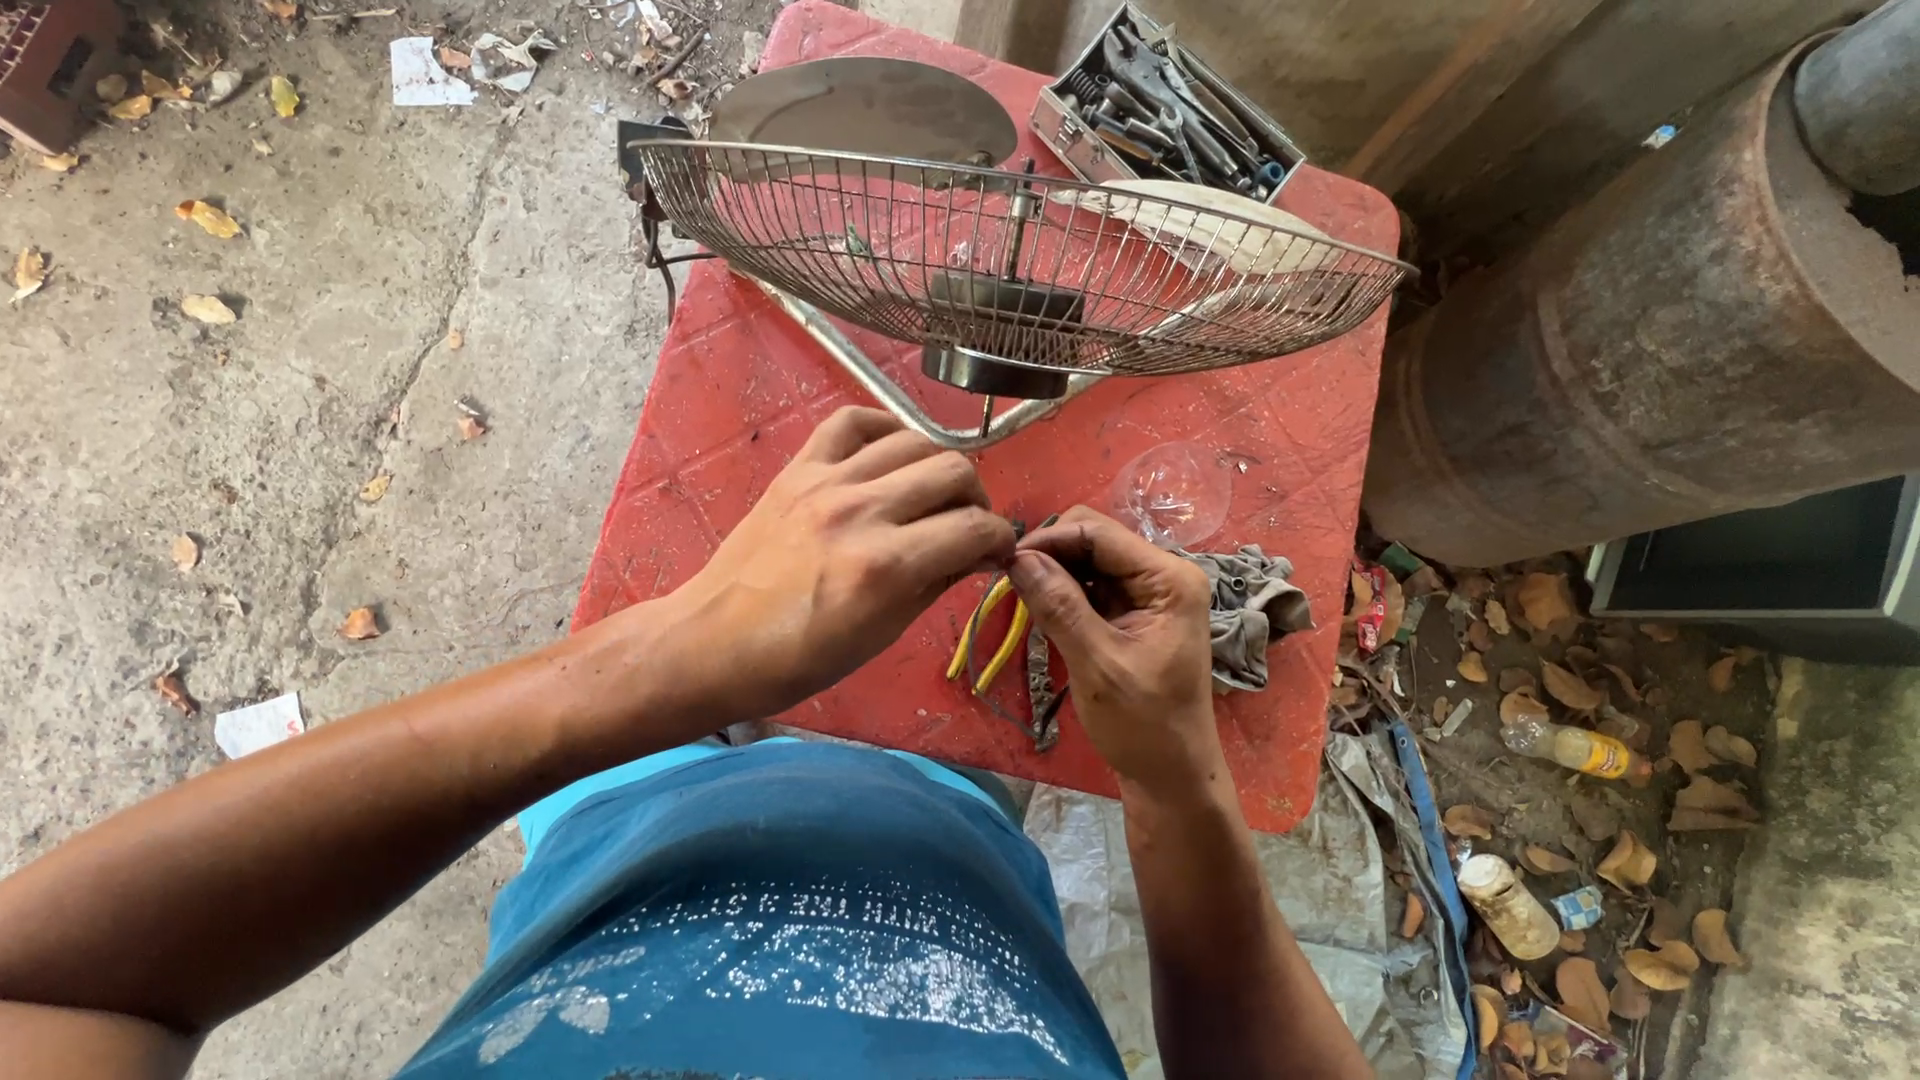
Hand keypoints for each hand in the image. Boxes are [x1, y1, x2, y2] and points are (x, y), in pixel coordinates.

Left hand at [656, 407, 1015, 724]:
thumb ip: (936, 582)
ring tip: (933, 493)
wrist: (714, 642)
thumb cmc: (800, 659)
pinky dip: (885, 428)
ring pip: (914, 440)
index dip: (1001, 540)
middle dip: (977, 501)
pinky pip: (852, 422)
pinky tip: (894, 452)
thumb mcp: (883, 634)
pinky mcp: (798, 469)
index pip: (975, 529)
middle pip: (954, 471)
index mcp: (885, 566)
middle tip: (966, 526)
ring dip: (939, 466)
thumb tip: (977, 553)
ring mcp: (826, 481)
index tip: (997, 552)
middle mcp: (861, 511)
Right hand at [1007, 506, 1226, 803]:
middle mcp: (1163, 574)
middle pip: (1094, 538)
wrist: (1171, 775)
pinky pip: (1090, 584)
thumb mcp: (1097, 665)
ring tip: (1021, 597)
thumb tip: (1016, 557)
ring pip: (1088, 559)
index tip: (1004, 562)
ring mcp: (1149, 592)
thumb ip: (1059, 606)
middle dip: (1050, 554)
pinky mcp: (1133, 611)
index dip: (1049, 540)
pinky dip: (1063, 592)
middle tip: (1009, 582)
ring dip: (1053, 573)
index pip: (1099, 533)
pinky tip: (1042, 610)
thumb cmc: (1144, 725)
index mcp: (1170, 578)